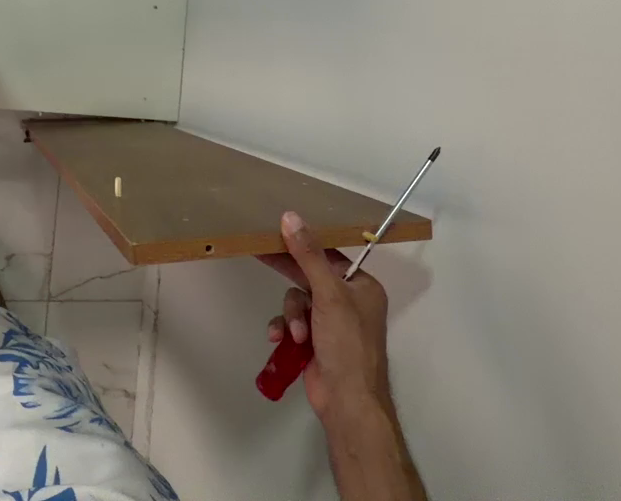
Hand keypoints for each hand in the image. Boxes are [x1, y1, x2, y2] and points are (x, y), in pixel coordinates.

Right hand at [258, 212, 394, 428]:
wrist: (348, 403)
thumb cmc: (347, 344)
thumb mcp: (328, 294)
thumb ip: (308, 255)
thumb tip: (290, 217)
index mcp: (362, 286)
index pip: (329, 255)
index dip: (304, 245)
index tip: (278, 232)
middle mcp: (348, 301)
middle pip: (310, 276)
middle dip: (291, 277)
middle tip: (259, 252)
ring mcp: (331, 323)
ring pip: (297, 300)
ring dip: (291, 315)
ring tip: (295, 334)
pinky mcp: (315, 341)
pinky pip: (292, 323)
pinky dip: (285, 329)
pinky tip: (281, 339)